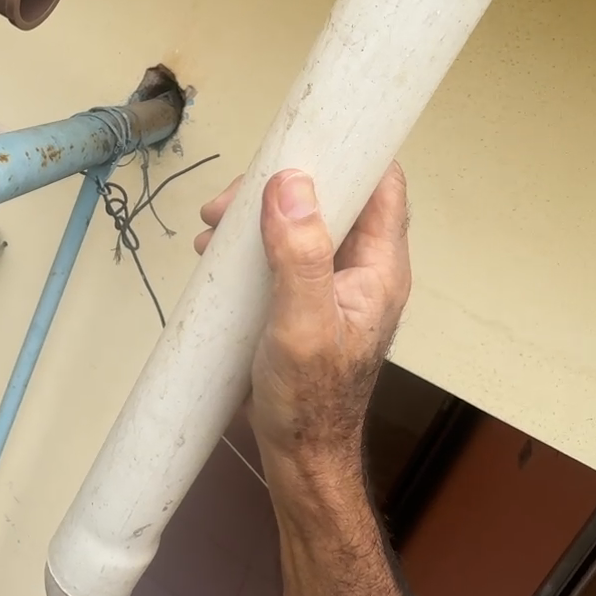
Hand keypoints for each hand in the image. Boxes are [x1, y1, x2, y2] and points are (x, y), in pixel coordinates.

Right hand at [196, 164, 411, 469]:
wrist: (297, 456)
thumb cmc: (309, 401)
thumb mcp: (302, 326)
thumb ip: (301, 255)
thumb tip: (289, 184)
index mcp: (379, 267)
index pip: (382, 184)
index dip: (348, 151)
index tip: (297, 139)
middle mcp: (359, 267)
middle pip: (330, 196)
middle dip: (280, 186)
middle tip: (229, 203)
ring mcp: (329, 281)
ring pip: (299, 220)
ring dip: (256, 215)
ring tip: (213, 229)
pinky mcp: (301, 295)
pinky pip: (279, 249)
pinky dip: (248, 243)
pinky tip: (216, 254)